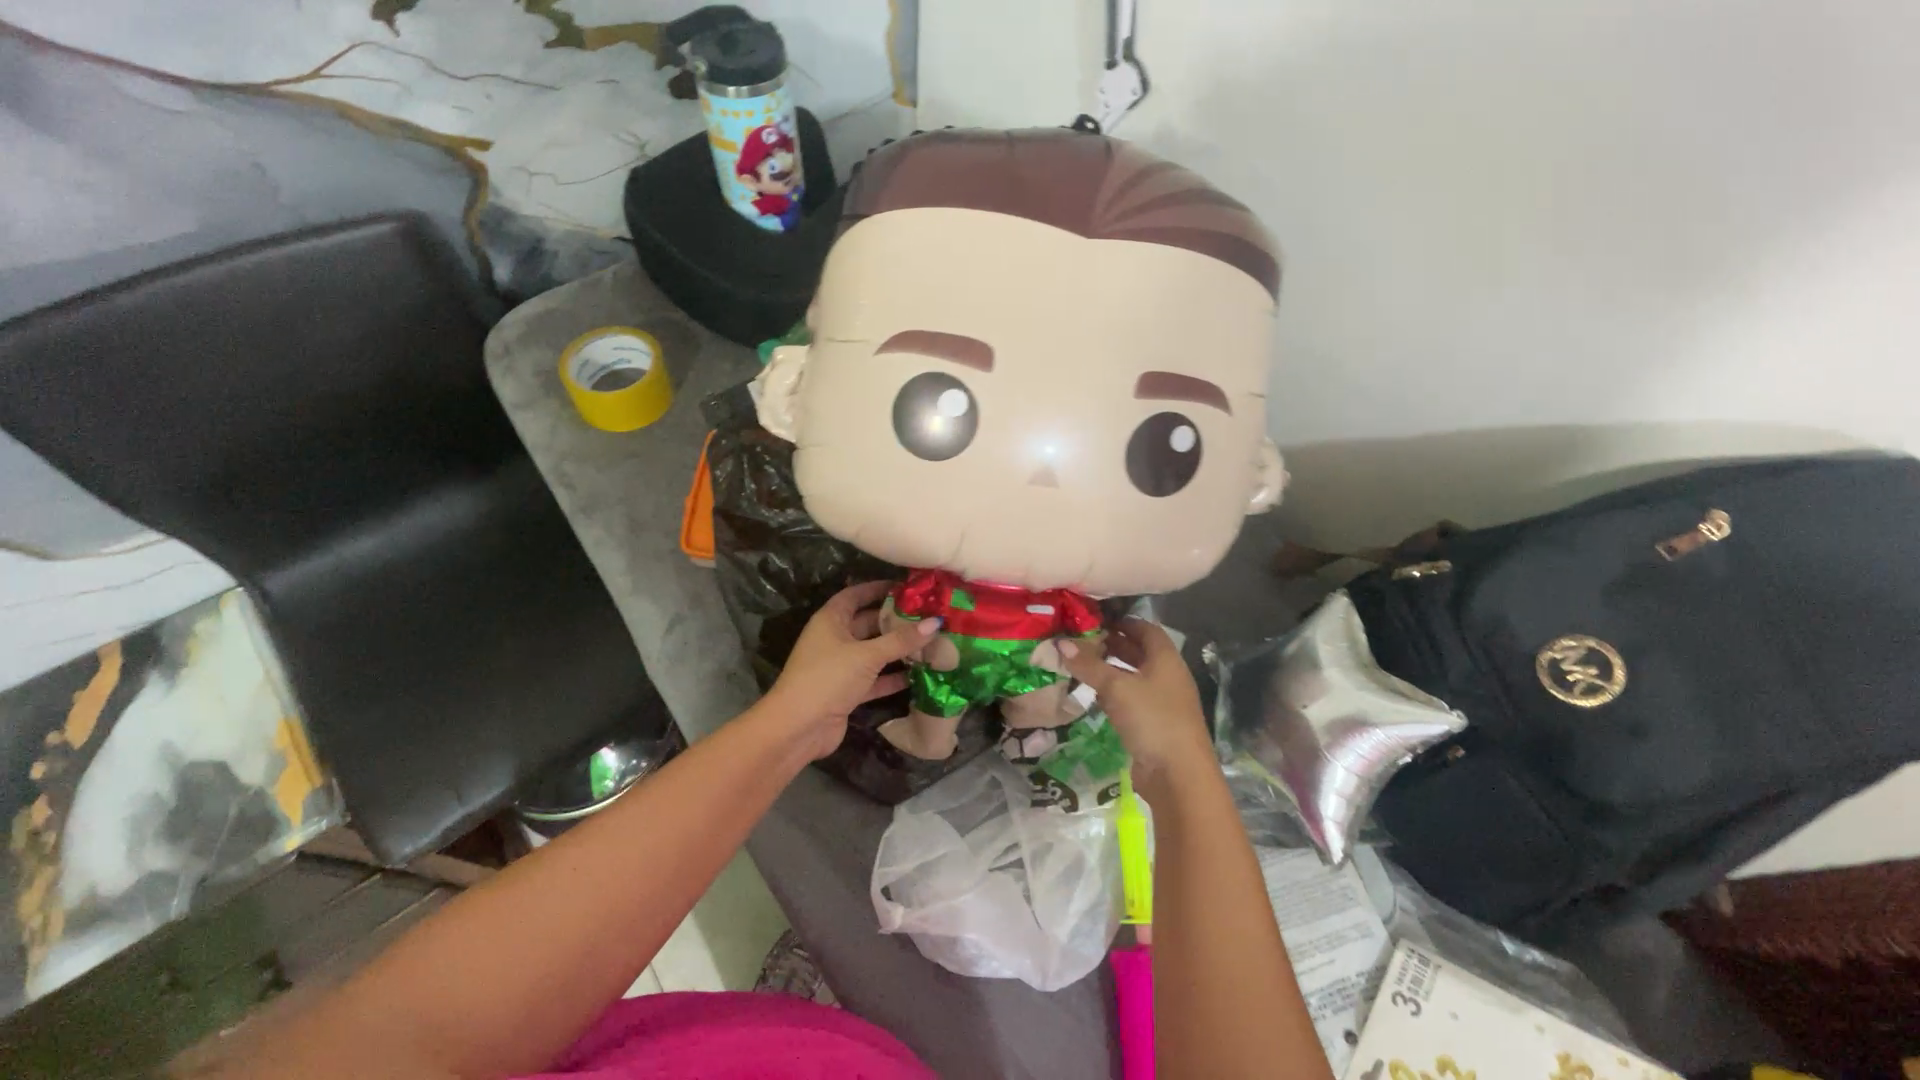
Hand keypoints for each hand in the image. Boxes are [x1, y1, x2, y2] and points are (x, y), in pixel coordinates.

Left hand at [764, 581, 939, 759]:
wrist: (799, 727)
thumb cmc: (828, 678)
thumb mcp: (866, 656)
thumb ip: (901, 640)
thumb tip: (936, 622)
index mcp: (830, 621)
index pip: (855, 596)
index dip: (877, 588)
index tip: (906, 587)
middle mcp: (834, 640)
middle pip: (867, 623)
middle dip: (894, 621)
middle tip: (927, 616)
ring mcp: (840, 667)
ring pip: (873, 653)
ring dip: (897, 650)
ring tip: (930, 643)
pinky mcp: (847, 691)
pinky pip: (874, 679)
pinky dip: (892, 677)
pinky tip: (918, 675)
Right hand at [1056, 617, 1215, 785]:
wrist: (1178, 774)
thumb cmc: (1152, 719)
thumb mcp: (1116, 688)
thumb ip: (1089, 665)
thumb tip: (1060, 643)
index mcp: (1166, 659)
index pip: (1146, 629)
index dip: (1123, 621)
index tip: (1095, 619)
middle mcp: (1167, 676)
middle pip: (1140, 653)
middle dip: (1113, 645)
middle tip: (1082, 640)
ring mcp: (1162, 702)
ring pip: (1134, 677)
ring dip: (1111, 670)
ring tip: (1082, 664)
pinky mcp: (1154, 725)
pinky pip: (1132, 701)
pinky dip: (1114, 694)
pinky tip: (1093, 695)